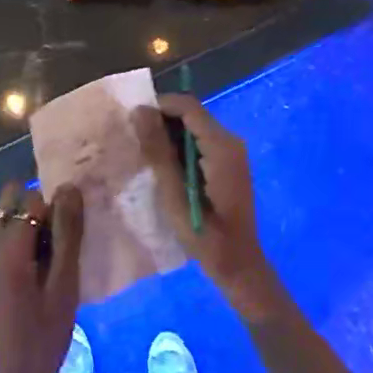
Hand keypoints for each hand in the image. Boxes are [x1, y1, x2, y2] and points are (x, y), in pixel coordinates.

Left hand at [0, 182, 84, 372]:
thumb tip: (69, 187)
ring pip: (4, 212)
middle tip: (57, 243)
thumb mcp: (64, 283)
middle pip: (12, 197)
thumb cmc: (43, 334)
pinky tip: (33, 268)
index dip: (54, 212)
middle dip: (36, 209)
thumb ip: (67, 232)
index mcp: (6, 244)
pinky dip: (16, 236)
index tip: (67, 240)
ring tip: (48, 259)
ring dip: (26, 222)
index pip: (33, 198)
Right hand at [137, 94, 278, 317]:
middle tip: (134, 140)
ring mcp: (231, 152)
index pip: (187, 105)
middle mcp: (230, 141)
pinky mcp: (228, 163)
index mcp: (221, 146)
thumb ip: (158, 150)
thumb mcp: (175, 194)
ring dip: (168, 135)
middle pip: (190, 114)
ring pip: (193, 127)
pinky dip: (179, 147)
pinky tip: (164, 167)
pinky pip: (199, 142)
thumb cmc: (206, 236)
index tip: (132, 122)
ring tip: (144, 153)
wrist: (240, 268)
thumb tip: (139, 110)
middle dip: (161, 121)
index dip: (158, 106)